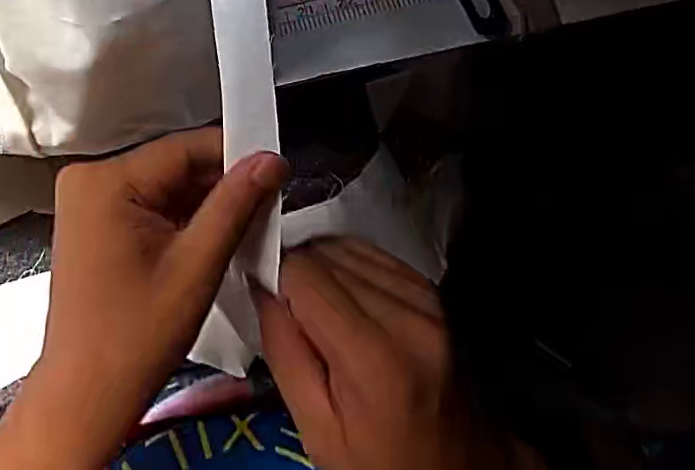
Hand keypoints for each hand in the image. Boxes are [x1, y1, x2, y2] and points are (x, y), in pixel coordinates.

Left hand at [0, 126, 287, 469]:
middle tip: (265, 201)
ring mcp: (88, 200)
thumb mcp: (195, 267)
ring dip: (203, 202)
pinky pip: (148, 202)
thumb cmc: (133, 340)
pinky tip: (209, 236)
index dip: (232, 154)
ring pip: (164, 184)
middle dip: (219, 183)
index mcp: (104, 181)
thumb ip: (234, 205)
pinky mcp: (93, 220)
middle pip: (173, 165)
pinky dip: (180, 217)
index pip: (182, 148)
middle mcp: (89, 179)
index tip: (273, 167)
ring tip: (244, 223)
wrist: (84, 400)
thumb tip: (269, 161)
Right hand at [254, 238, 538, 469]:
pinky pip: (375, 255)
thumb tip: (259, 284)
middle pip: (325, 254)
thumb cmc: (383, 465)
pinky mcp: (435, 293)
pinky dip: (352, 267)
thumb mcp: (320, 433)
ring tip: (325, 312)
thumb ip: (283, 351)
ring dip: (326, 268)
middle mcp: (407, 316)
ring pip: (348, 247)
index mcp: (375, 357)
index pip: (302, 272)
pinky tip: (350, 301)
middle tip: (296, 315)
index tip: (272, 305)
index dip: (278, 282)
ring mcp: (428, 301)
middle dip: (300, 275)